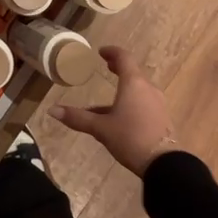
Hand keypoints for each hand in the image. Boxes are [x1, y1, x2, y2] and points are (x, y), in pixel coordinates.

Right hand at [51, 47, 176, 176]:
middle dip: (119, 69)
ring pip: (139, 89)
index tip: (101, 52)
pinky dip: (132, 101)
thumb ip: (78, 118)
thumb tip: (52, 110)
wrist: (165, 165)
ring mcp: (158, 104)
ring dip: (125, 88)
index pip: (124, 58)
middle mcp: (148, 89)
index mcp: (133, 83)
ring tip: (110, 97)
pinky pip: (144, 102)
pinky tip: (122, 117)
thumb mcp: (101, 128)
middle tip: (108, 67)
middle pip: (133, 73)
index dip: (112, 52)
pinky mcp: (162, 119)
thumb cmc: (131, 138)